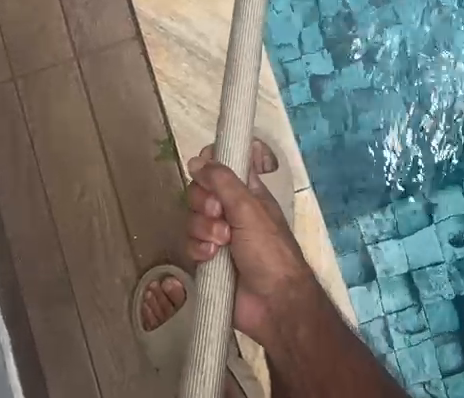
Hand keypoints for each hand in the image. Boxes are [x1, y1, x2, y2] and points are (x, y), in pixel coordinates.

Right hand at [184, 141, 321, 348]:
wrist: (273, 304)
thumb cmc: (269, 250)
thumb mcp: (249, 208)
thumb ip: (222, 180)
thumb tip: (196, 160)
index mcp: (246, 192)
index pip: (221, 167)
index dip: (209, 166)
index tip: (204, 171)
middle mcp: (230, 210)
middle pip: (199, 191)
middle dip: (204, 202)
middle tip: (218, 214)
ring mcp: (218, 236)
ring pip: (192, 218)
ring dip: (204, 228)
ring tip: (221, 243)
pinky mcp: (208, 260)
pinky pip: (190, 244)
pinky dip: (198, 249)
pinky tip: (211, 258)